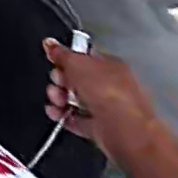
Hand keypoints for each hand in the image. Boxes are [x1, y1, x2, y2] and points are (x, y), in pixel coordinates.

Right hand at [43, 38, 163, 164]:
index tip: (55, 62)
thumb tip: (50, 44)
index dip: (66, 59)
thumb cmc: (107, 93)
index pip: (84, 57)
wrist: (127, 133)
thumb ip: (61, 53)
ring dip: (59, 97)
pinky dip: (64, 115)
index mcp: (112, 67)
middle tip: (58, 83)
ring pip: (74, 98)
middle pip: (76, 78)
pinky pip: (76, 118)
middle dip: (60, 80)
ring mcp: (108, 109)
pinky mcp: (102, 128)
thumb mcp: (77, 63)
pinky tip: (56, 113)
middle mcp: (113, 87)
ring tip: (57, 100)